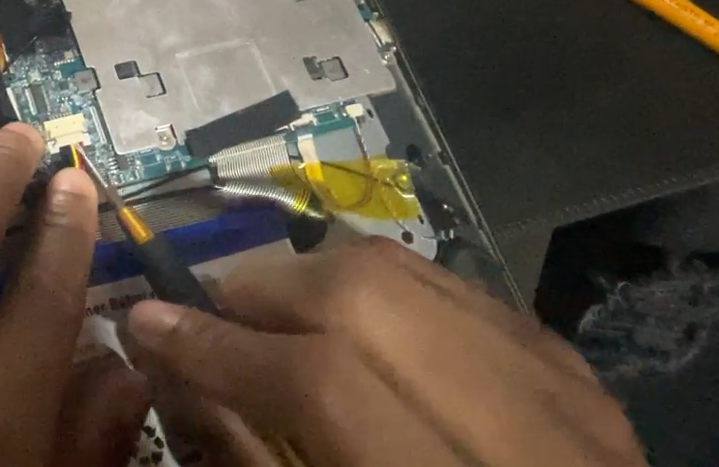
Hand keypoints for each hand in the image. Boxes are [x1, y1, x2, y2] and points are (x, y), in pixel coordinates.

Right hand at [126, 236, 646, 466]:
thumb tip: (168, 348)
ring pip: (398, 271)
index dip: (217, 345)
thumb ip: (248, 446)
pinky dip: (372, 286)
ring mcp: (566, 391)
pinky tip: (350, 320)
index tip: (145, 321)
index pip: (320, 382)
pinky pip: (440, 282)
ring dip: (308, 279)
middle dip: (260, 294)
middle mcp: (531, 437)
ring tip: (271, 314)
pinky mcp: (573, 365)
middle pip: (360, 299)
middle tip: (213, 318)